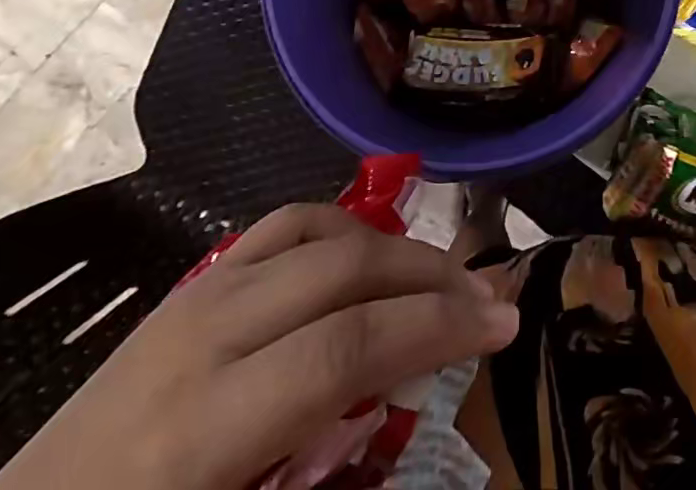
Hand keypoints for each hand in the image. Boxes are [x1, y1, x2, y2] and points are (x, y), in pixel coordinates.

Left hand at [0, 204, 519, 489]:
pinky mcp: (191, 287)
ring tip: (439, 280)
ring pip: (318, 231)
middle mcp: (200, 336)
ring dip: (394, 248)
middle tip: (490, 301)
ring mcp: (193, 297)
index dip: (437, 330)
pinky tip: (368, 260)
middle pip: (344, 269)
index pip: (347, 348)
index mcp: (201, 426)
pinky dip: (343, 231)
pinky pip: (282, 230)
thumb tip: (402, 408)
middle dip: (433, 278)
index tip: (505, 328)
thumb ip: (327, 467)